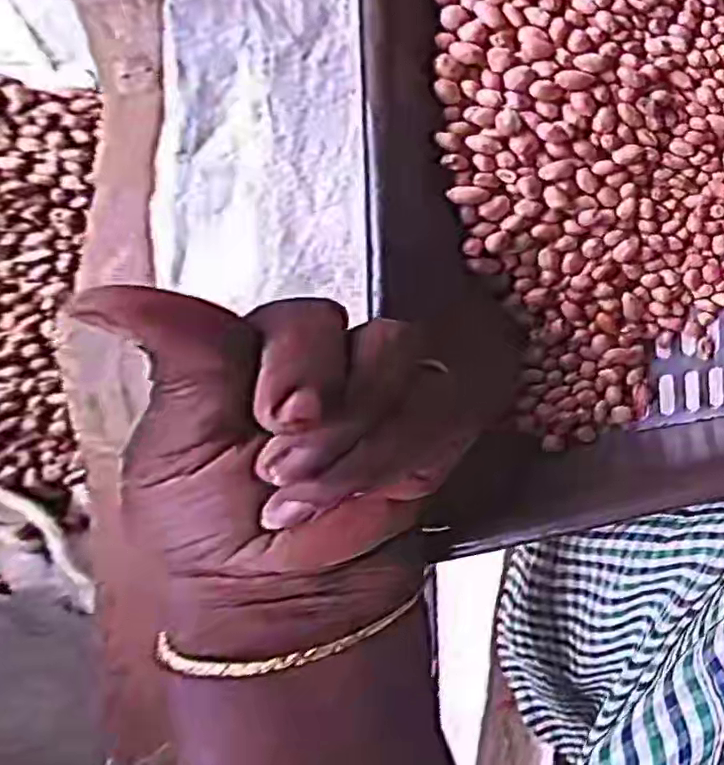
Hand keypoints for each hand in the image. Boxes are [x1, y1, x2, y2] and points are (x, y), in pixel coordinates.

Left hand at [69, 286, 519, 659]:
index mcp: (278, 356)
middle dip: (344, 406)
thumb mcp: (179, 446)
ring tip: (314, 492)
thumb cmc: (213, 523)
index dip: (301, 362)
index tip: (278, 416)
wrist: (281, 588)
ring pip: (420, 378)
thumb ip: (187, 364)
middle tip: (291, 462)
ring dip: (367, 443)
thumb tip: (109, 301)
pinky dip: (400, 461)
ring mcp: (406, 391)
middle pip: (384, 338)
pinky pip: (447, 418)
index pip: (311, 318)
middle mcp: (351, 364)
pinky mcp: (447, 423)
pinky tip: (365, 494)